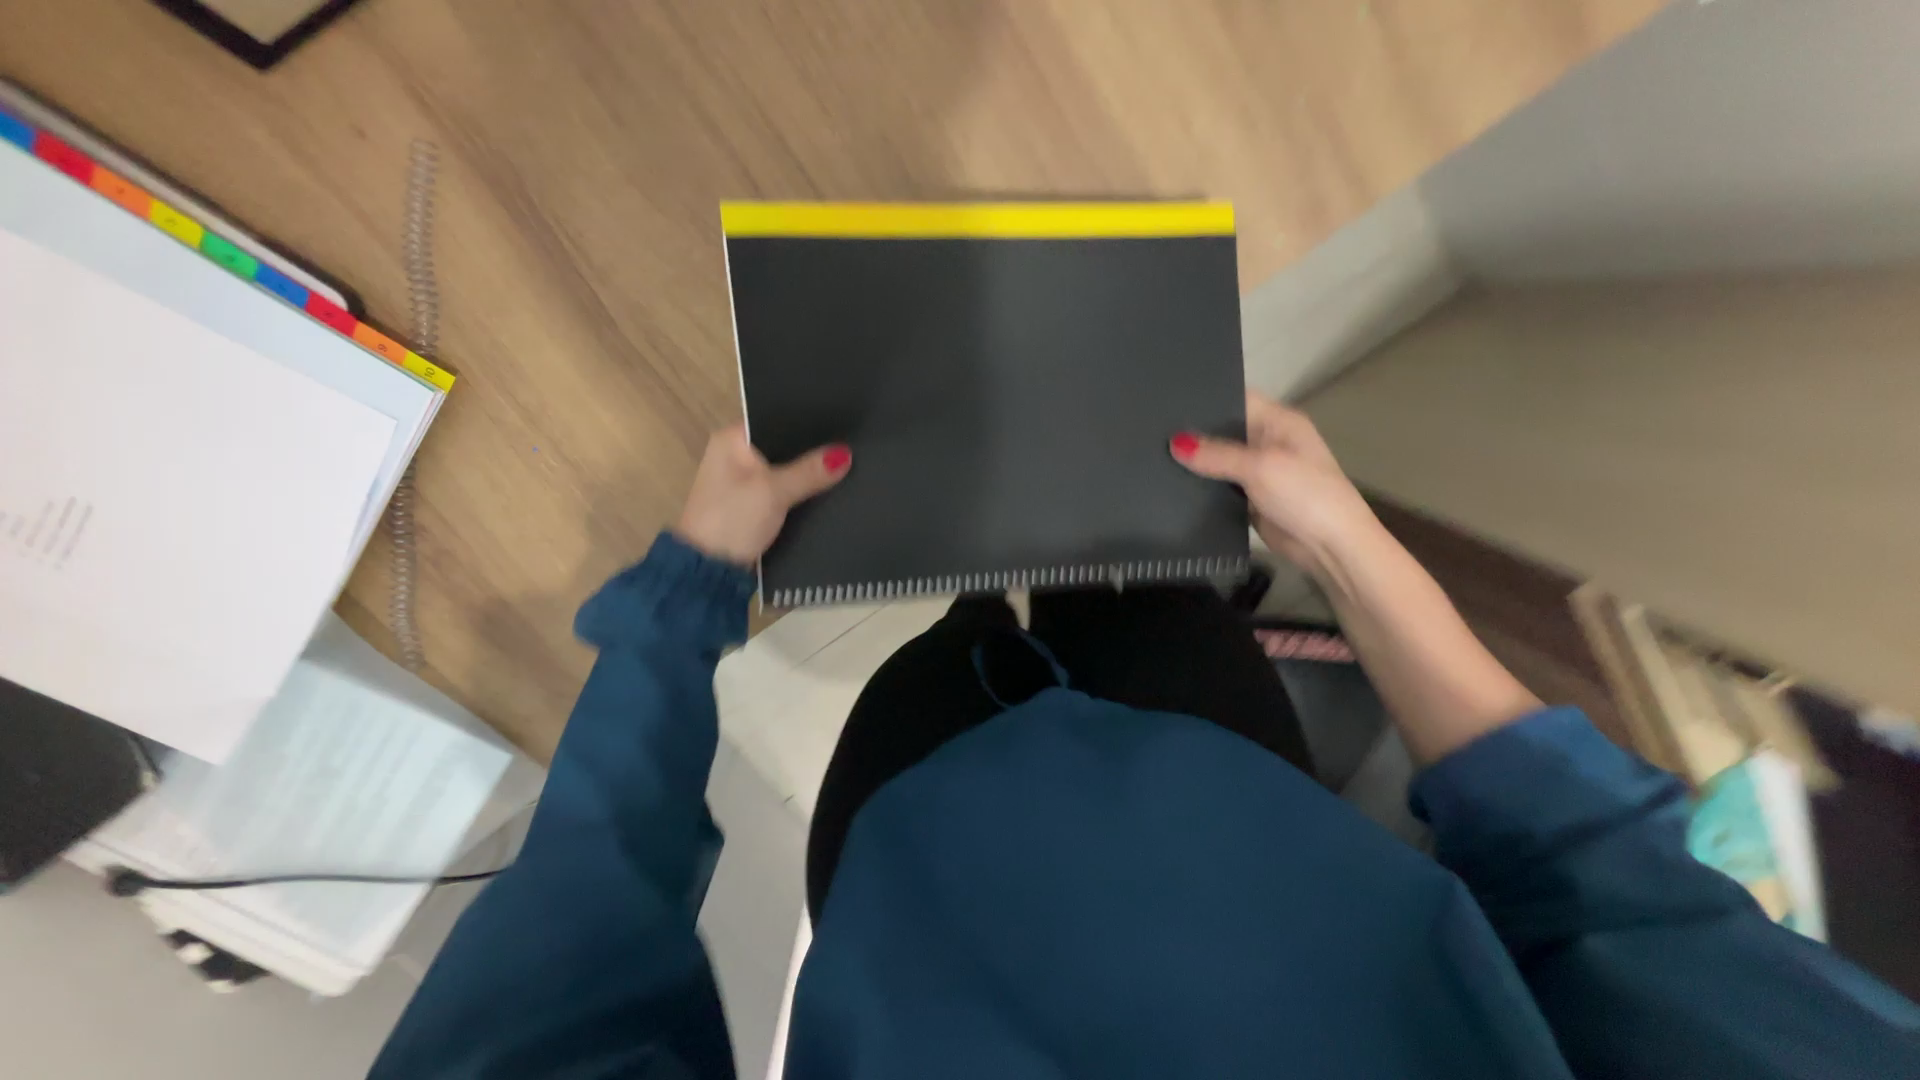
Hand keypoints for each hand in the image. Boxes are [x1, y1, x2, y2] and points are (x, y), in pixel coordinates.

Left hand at [673, 424, 850, 565]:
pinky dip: (799, 493)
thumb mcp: (774, 491)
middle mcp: (734, 455)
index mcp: (731, 439)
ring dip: (806, 475)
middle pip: (783, 446)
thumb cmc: (733, 519)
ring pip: (785, 470)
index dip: (809, 423)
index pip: (777, 418)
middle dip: (811, 452)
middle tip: (849, 448)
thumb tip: (844, 454)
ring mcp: (742, 481)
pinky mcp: (751, 505)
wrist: (708, 569)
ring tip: (844, 467)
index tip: (842, 425)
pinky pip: (782, 490)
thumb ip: (810, 471)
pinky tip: (824, 492)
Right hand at [1170, 391, 1376, 575]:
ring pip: (1218, 461)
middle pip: (1224, 430)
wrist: (1330, 546)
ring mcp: (1259, 471)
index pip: (1237, 398)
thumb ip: (1216, 454)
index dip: (1205, 398)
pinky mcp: (1250, 498)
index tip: (1166, 399)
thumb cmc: (1304, 494)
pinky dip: (1201, 487)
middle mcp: (1267, 441)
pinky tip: (1171, 484)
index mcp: (1278, 422)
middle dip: (1193, 432)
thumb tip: (1174, 444)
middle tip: (1152, 430)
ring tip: (1151, 453)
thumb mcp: (1260, 467)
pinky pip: (1220, 487)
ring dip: (1195, 463)